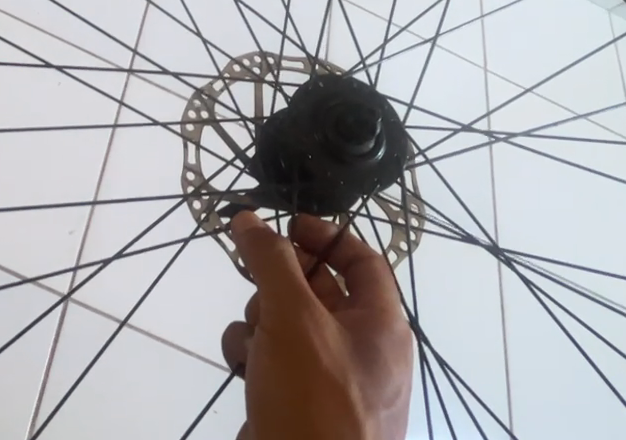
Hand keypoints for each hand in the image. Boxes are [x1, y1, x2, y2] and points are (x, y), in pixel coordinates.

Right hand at [222, 212, 413, 439]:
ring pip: (287, 323)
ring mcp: (332, 384)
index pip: (363, 260)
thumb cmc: (315, 399)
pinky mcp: (301, 408)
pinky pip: (274, 359)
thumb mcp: (292, 315)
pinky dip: (253, 354)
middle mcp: (364, 353)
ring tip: (253, 341)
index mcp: (382, 327)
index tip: (284, 224)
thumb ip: (269, 259)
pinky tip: (243, 369)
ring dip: (258, 321)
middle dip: (277, 284)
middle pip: (316, 290)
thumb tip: (248, 217)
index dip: (324, 236)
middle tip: (255, 282)